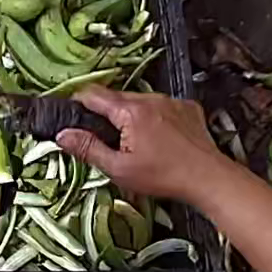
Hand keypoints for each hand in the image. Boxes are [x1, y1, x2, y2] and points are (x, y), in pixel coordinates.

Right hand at [54, 86, 236, 203]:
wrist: (207, 177)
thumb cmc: (164, 176)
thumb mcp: (118, 169)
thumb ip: (89, 149)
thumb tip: (64, 136)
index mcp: (130, 111)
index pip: (93, 94)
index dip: (78, 102)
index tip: (72, 114)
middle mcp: (151, 99)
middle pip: (117, 98)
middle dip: (107, 116)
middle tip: (107, 141)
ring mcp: (171, 101)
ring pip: (139, 102)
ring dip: (131, 118)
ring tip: (136, 145)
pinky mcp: (186, 108)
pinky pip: (161, 107)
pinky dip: (154, 119)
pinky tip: (158, 141)